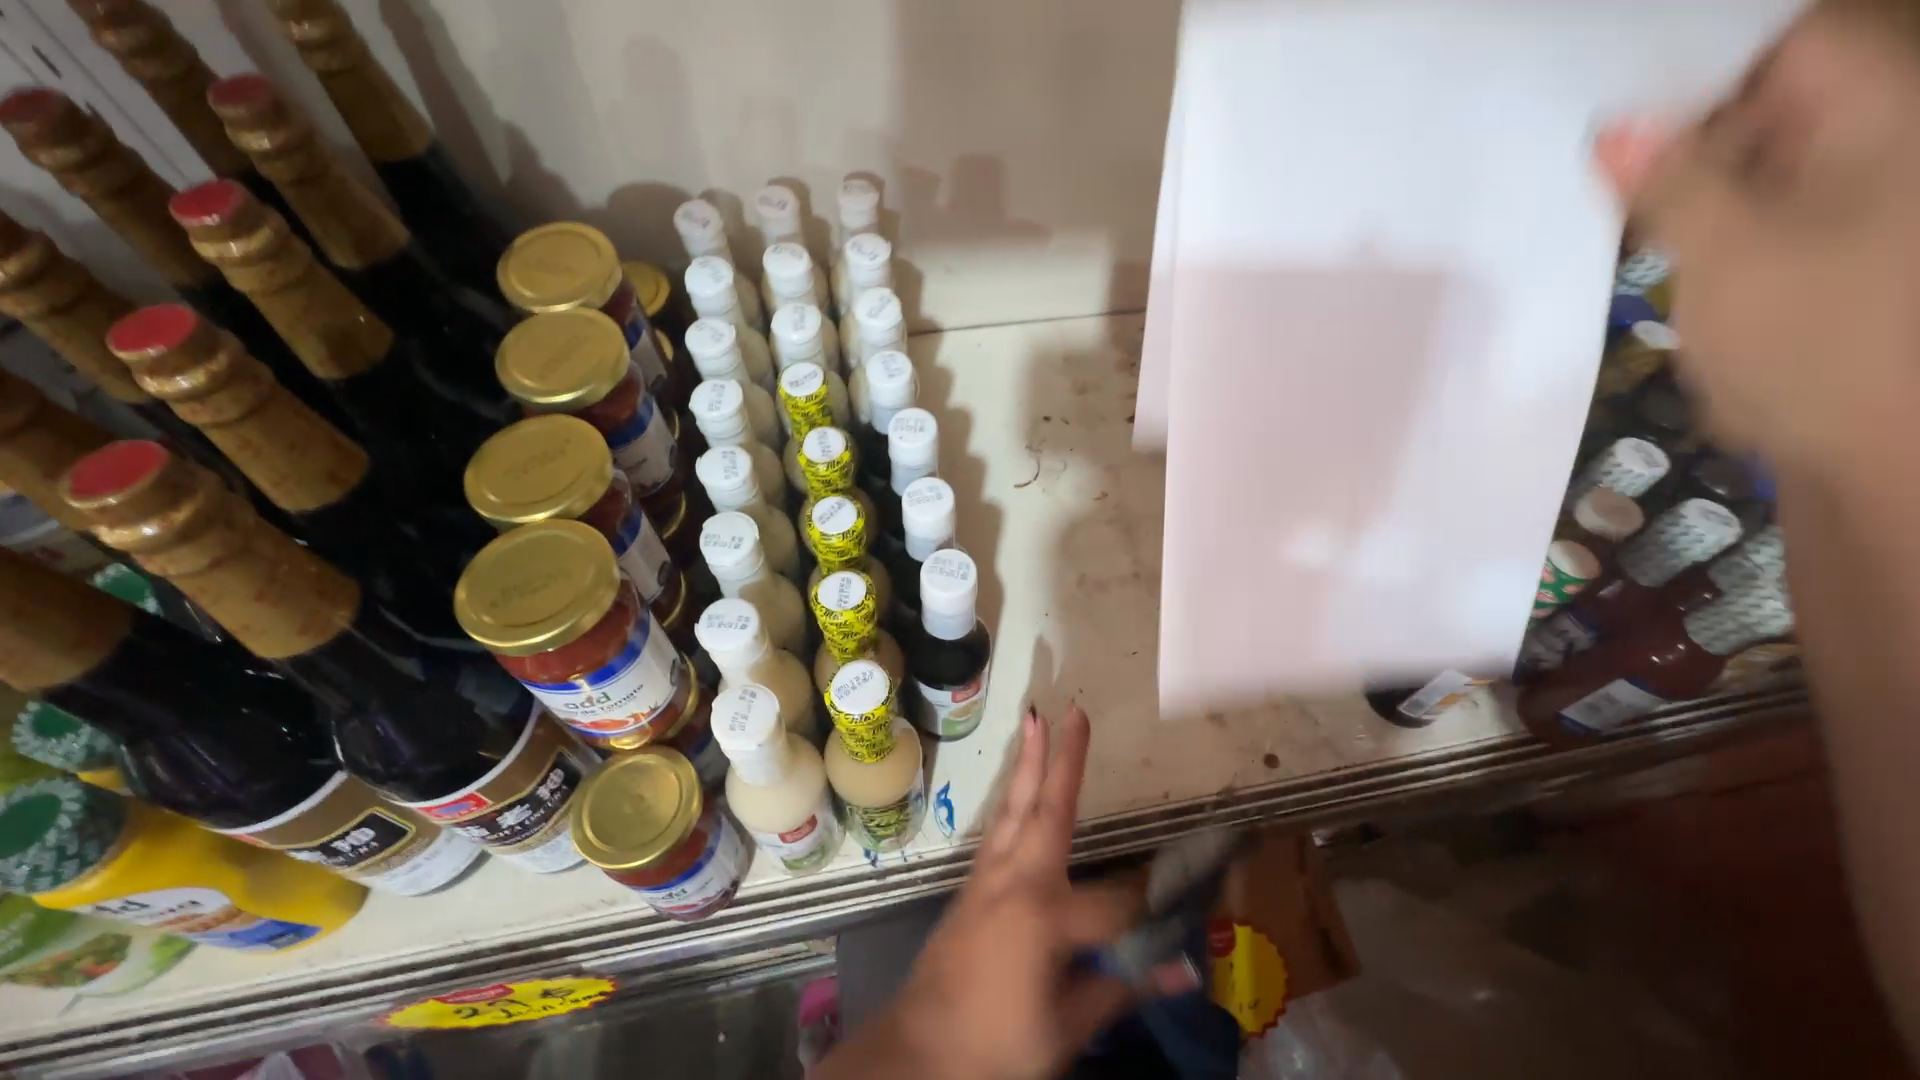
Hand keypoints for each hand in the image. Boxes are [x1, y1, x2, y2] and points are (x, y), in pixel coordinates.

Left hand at [817, 703, 1189, 1079]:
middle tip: (1073, 712)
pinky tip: (1016, 789)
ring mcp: (988, 878)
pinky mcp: (971, 886)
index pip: (1118, 903)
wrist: (920, 1048)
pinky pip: (998, 830)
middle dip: (1064, 760)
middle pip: (1049, 811)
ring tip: (1036, 721)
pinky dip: (1012, 800)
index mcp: (1047, 915)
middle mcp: (1017, 882)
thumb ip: (1120, 989)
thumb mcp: (1066, 1027)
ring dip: (1028, 764)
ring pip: (1015, 809)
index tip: (1181, 919)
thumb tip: (1183, 972)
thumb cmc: (996, 1042)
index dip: (1152, 914)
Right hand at [1609, 4, 1919, 475]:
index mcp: (1887, 120)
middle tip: (1599, 166)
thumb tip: (1615, 128)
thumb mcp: (1727, 255)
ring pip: (1765, 158)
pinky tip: (1657, 244)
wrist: (1889, 464)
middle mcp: (1887, 148)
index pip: (1788, 43)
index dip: (1698, 62)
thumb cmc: (1820, 347)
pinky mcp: (1838, 258)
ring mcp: (1869, 206)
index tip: (1613, 99)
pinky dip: (1709, 217)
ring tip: (1615, 208)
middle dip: (1683, 126)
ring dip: (1688, 177)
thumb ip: (1669, 182)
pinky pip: (1767, 208)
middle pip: (1777, 98)